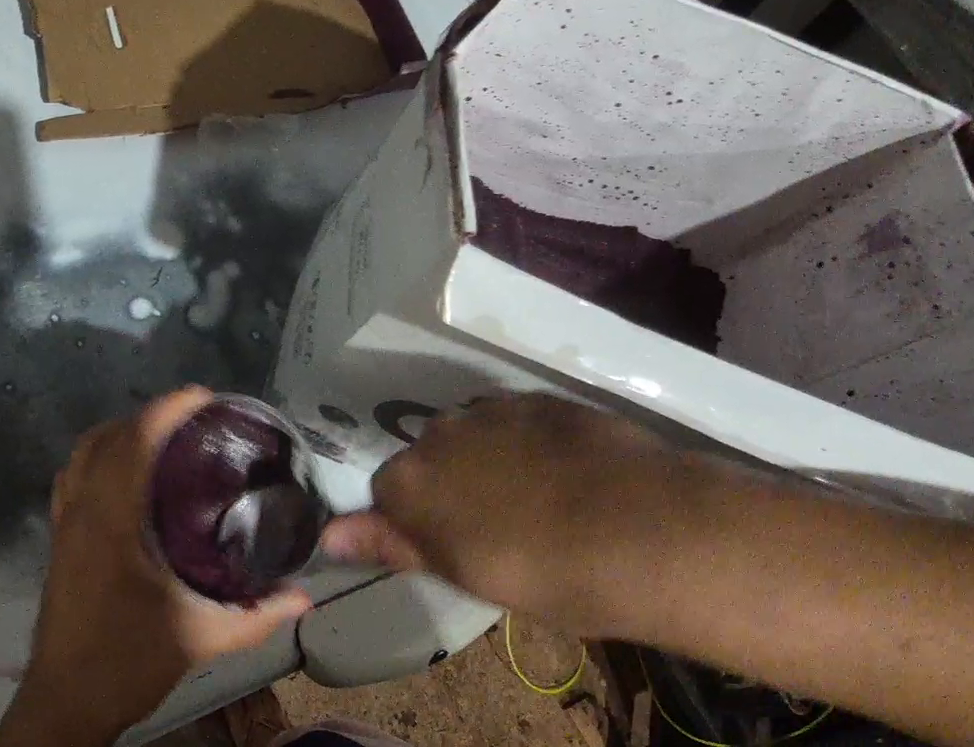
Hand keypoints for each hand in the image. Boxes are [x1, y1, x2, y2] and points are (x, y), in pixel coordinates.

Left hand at [0, 387, 311, 745]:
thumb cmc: (127, 663)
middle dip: (147, 415)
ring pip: (83, 453)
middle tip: (192, 417)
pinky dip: (98, 456)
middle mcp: (81, 511)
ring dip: (119, 431)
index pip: (134, 443)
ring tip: (162, 435)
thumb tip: (302, 596)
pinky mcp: (58, 538)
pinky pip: (73, 476)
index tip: (202, 397)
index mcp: (111, 522)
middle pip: (106, 437)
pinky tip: (128, 473)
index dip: (166, 410)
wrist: (65, 702)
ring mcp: (63, 523)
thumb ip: (254, 617)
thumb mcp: (198, 639)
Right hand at [321, 394, 735, 637]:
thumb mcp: (464, 573)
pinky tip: (565, 476)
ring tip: (536, 502)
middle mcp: (438, 433)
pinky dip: (527, 445)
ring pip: (471, 437)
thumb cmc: (546, 573)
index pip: (387, 493)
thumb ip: (392, 544)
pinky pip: (514, 422)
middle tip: (493, 529)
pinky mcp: (539, 400)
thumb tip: (326, 535)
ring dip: (487, 462)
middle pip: (427, 458)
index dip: (415, 521)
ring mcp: (490, 411)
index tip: (449, 546)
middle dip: (449, 486)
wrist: (646, 530)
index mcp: (410, 480)